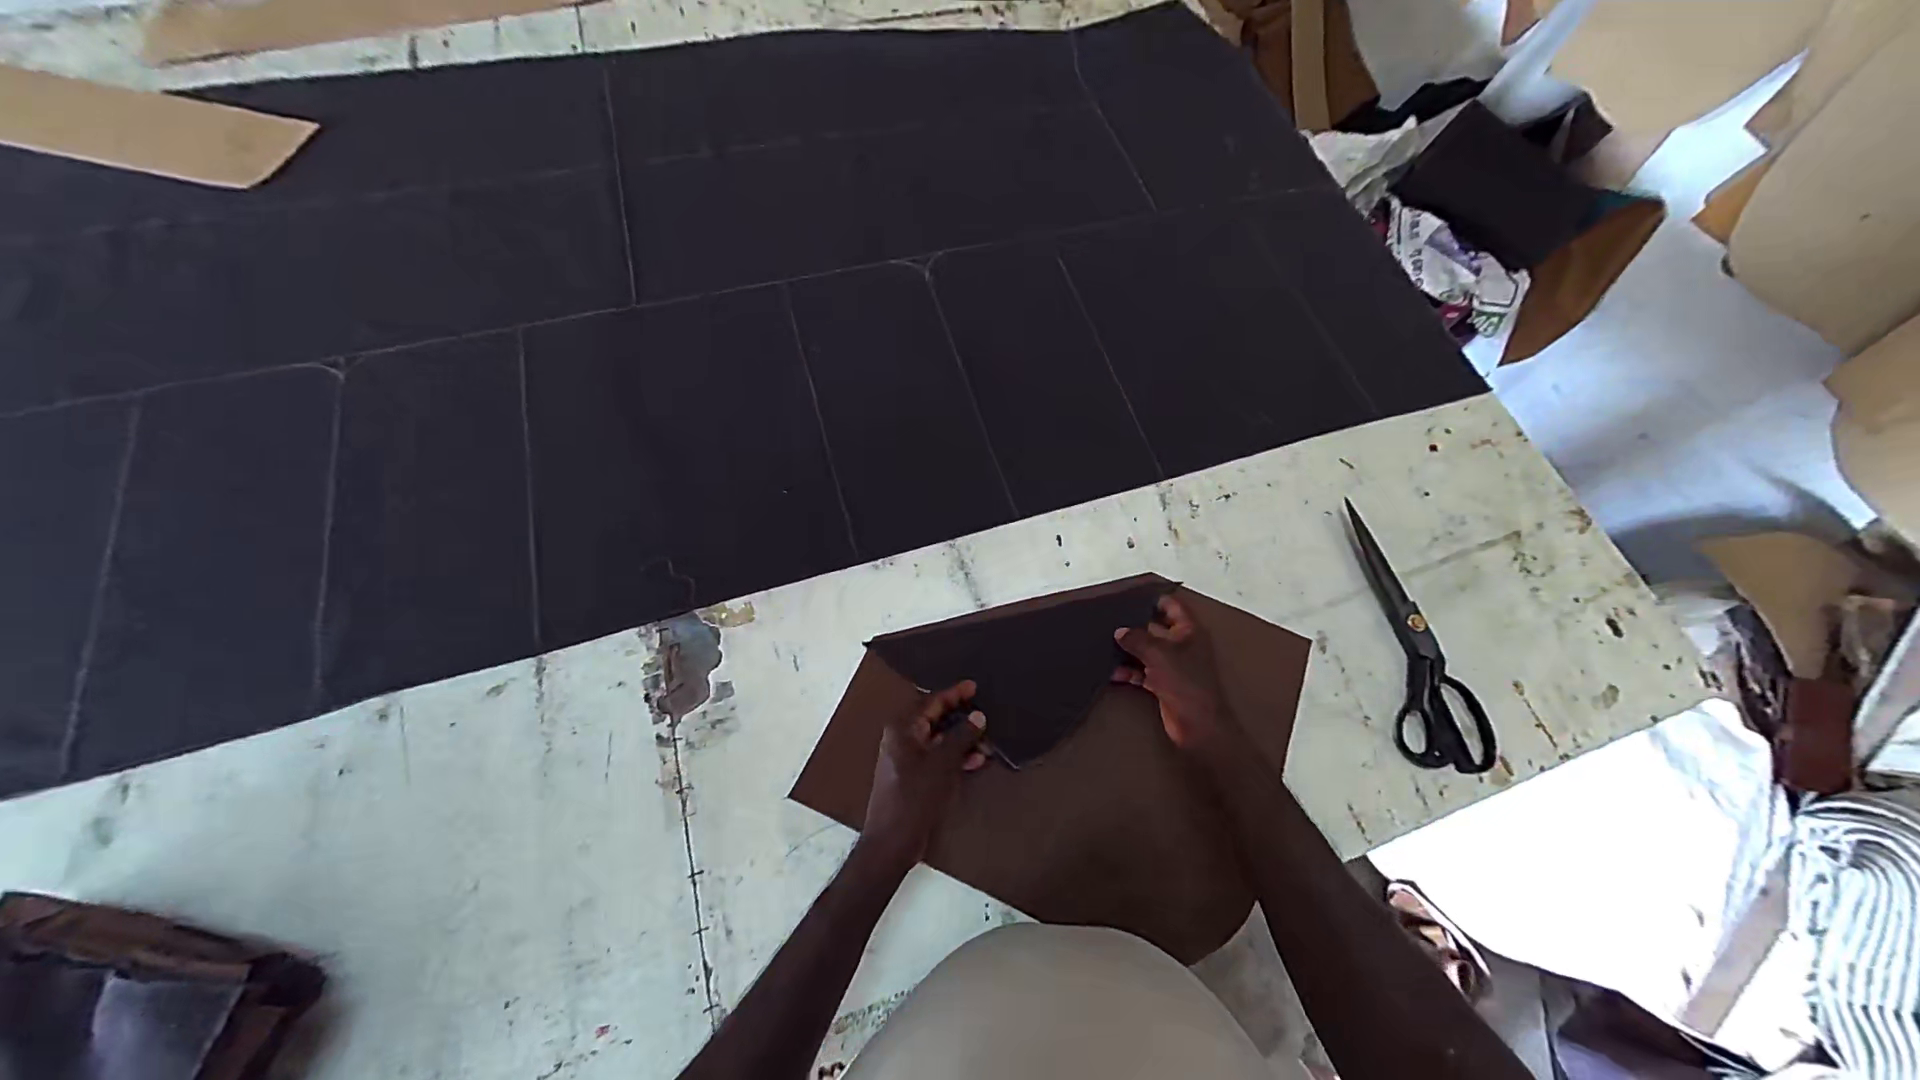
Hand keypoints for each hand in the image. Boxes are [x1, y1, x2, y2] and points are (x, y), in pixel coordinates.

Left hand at [859, 680, 986, 873]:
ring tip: (985, 741)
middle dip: (960, 718)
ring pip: (939, 739)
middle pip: (935, 718)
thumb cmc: (913, 798)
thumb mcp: (942, 764)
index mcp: (902, 729)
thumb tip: (977, 716)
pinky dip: (955, 756)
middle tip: (983, 713)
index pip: (931, 701)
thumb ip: (961, 737)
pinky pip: (938, 756)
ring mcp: (907, 757)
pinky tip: (974, 760)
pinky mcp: (914, 775)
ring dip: (961, 739)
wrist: (893, 841)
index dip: (953, 694)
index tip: (973, 687)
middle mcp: (902, 738)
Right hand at [1112, 595, 1242, 761]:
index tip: (1131, 598)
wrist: (1198, 725)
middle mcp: (1181, 645)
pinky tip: (1112, 672)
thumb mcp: (1159, 655)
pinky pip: (1141, 671)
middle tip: (1109, 620)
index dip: (1154, 600)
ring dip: (1128, 650)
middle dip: (1134, 625)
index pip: (1172, 606)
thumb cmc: (1186, 683)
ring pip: (1145, 650)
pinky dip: (1128, 671)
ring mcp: (1171, 665)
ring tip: (1104, 644)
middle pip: (1154, 628)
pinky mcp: (1162, 683)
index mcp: (1189, 631)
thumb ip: (1137, 639)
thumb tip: (1119, 631)